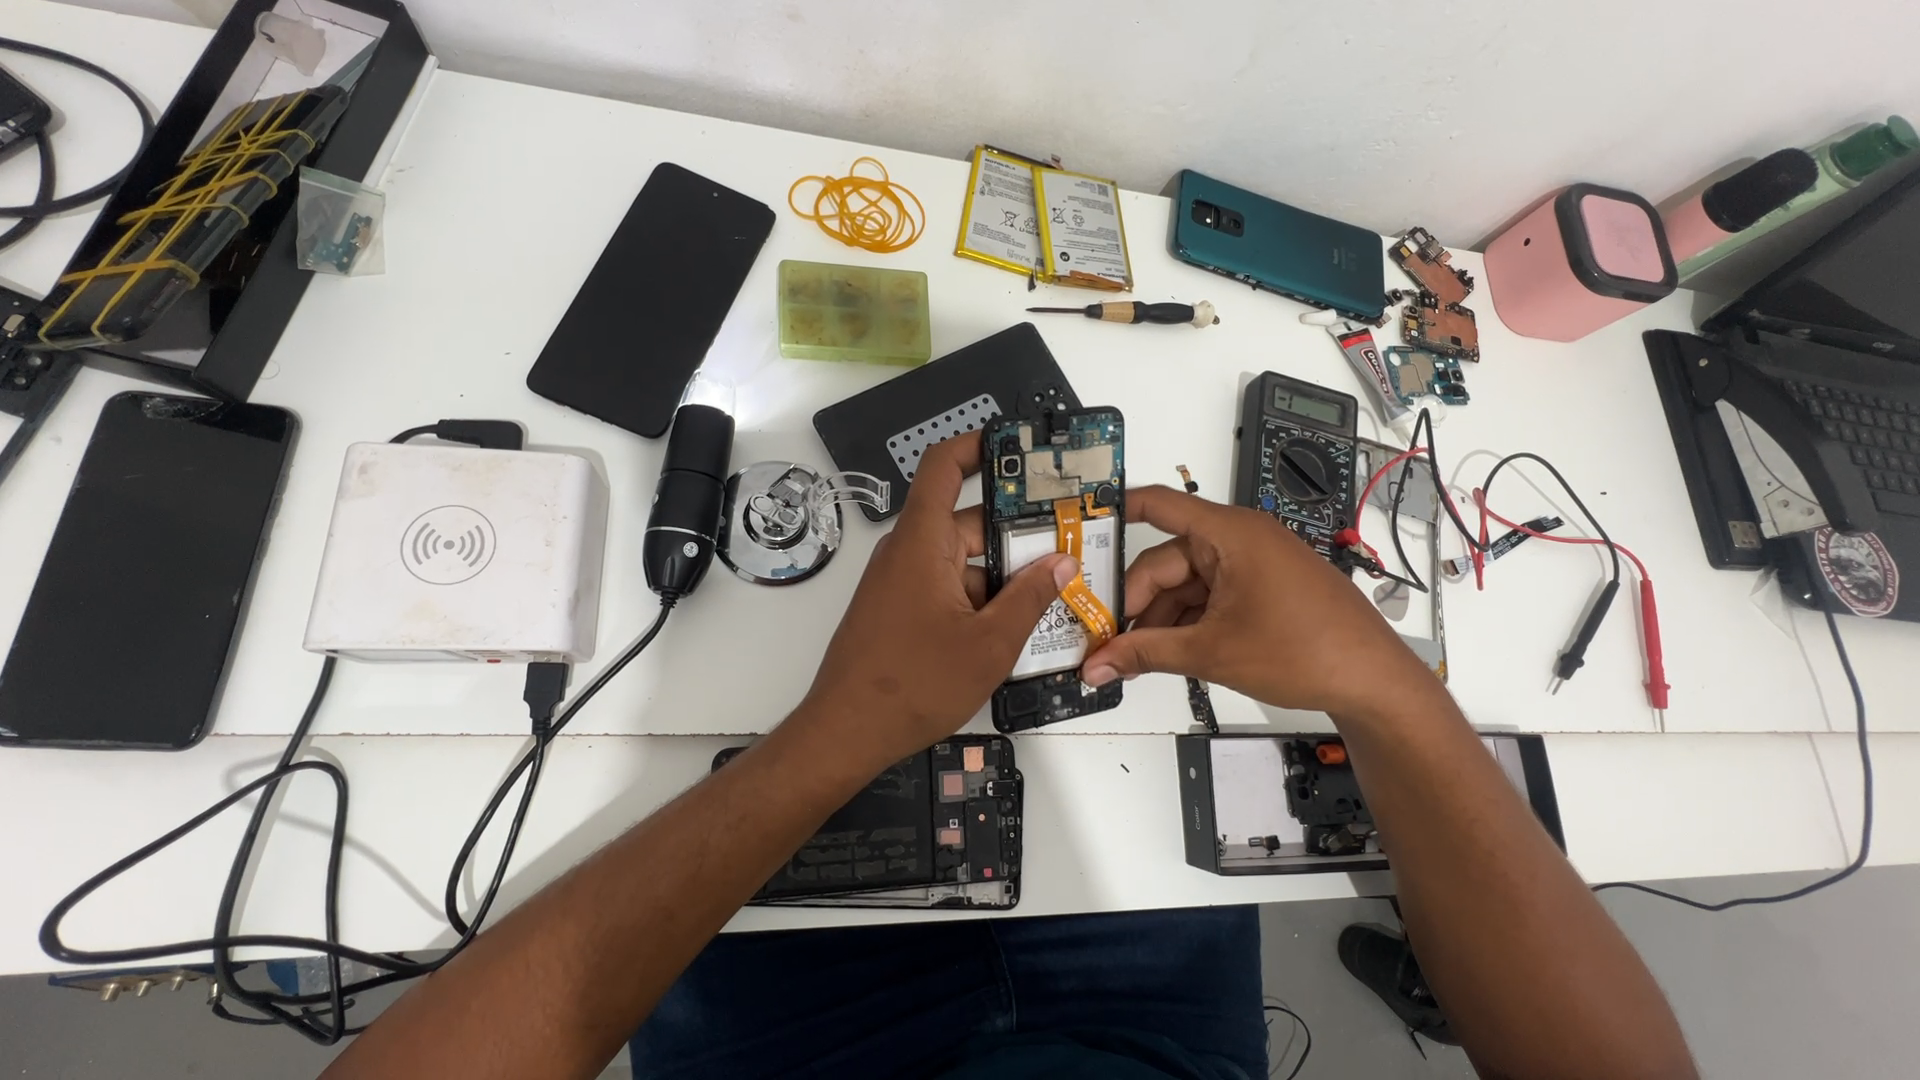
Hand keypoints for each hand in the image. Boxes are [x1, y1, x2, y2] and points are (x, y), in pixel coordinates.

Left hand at [797, 432, 1077, 768]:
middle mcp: (907, 552)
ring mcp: (900, 582)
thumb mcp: (988, 645)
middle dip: (1017, 534)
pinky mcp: (898, 609)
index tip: (1019, 447)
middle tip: (1068, 547)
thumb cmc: (915, 685)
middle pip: (967, 522)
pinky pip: (945, 586)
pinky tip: (1013, 627)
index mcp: (922, 542)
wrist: (846, 732)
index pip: (944, 466)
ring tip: (1052, 596)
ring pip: (961, 561)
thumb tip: (1062, 562)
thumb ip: (1029, 598)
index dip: (978, 445)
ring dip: (1001, 576)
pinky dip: (978, 598)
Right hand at [1080, 486, 1434, 718]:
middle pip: (1167, 561)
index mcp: (1230, 534)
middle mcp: (1240, 541)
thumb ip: (1146, 654)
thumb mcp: (1211, 651)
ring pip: (1187, 585)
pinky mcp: (1263, 589)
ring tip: (1134, 656)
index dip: (1116, 511)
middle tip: (1106, 636)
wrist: (1373, 682)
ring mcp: (1254, 565)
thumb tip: (1098, 665)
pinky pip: (1211, 596)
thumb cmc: (1308, 651)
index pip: (1159, 505)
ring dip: (1161, 618)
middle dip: (1136, 601)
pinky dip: (1188, 621)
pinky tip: (1168, 652)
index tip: (1083, 523)